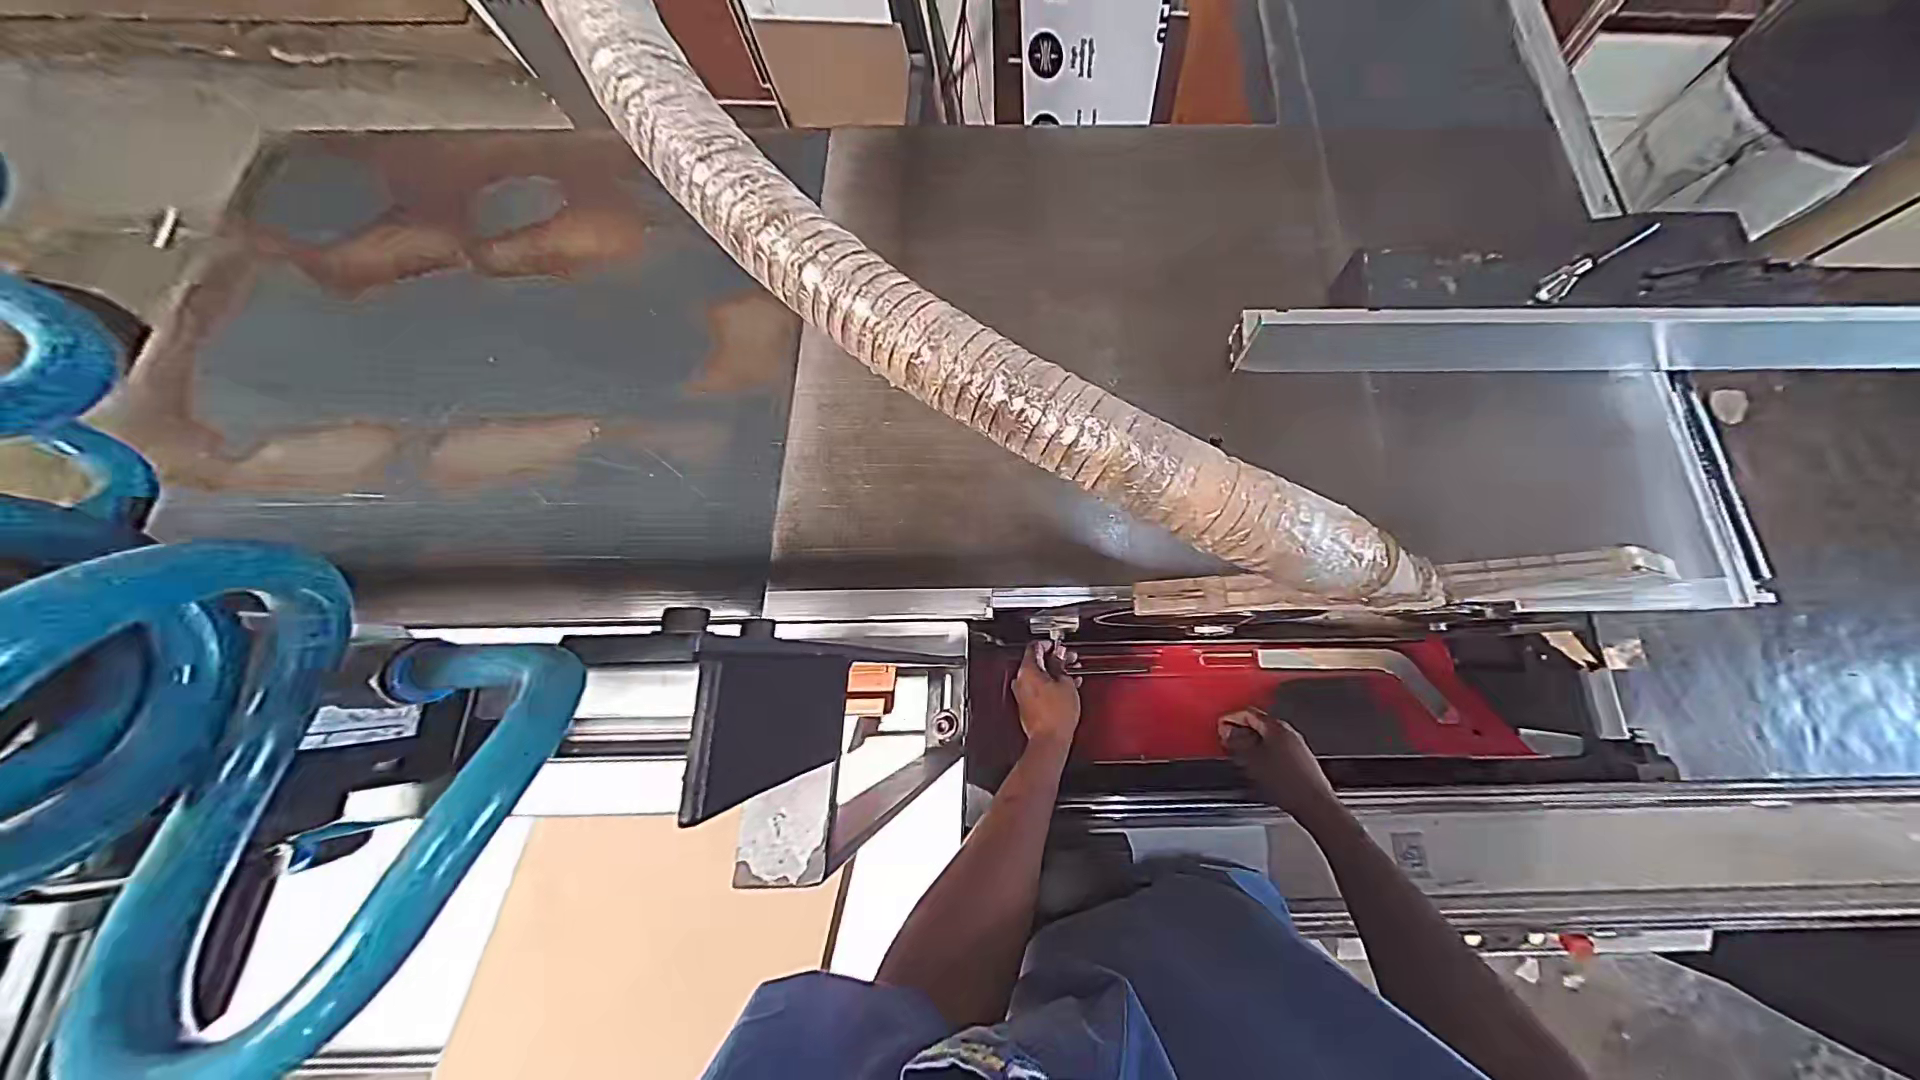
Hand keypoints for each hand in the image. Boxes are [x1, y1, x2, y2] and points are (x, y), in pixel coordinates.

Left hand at [1012, 641, 1080, 752]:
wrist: (1050, 739)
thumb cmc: (1056, 715)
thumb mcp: (1066, 683)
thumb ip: (1060, 665)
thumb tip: (1059, 656)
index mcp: (1027, 671)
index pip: (1034, 647)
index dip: (1048, 644)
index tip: (1057, 645)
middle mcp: (1021, 681)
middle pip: (1036, 662)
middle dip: (1053, 659)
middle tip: (1067, 659)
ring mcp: (1022, 693)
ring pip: (1038, 676)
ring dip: (1053, 672)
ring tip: (1070, 673)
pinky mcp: (1027, 705)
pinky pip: (1037, 688)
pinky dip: (1050, 684)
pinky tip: (1065, 687)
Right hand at [1219, 709, 1339, 820]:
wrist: (1314, 805)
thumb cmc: (1287, 783)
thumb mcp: (1251, 760)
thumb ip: (1236, 742)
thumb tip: (1227, 732)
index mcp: (1276, 727)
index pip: (1248, 713)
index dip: (1231, 718)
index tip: (1221, 726)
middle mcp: (1289, 732)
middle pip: (1259, 724)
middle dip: (1241, 731)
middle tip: (1228, 740)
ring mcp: (1297, 746)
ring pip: (1268, 737)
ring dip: (1252, 742)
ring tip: (1241, 755)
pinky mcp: (1301, 760)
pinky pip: (1277, 748)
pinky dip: (1264, 752)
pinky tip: (1260, 766)